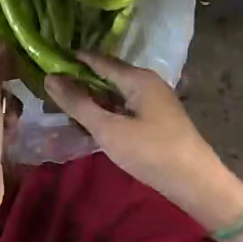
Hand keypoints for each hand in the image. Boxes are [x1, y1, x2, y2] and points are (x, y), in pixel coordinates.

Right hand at [46, 54, 242, 228]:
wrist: (194, 181)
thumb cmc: (150, 151)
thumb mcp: (108, 128)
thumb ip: (78, 103)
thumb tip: (50, 78)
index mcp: (138, 78)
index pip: (99, 60)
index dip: (74, 60)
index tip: (48, 59)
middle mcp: (147, 83)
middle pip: (108, 76)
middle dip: (81, 81)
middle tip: (50, 87)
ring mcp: (154, 102)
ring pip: (115, 94)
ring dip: (92, 100)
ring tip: (64, 106)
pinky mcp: (156, 121)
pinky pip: (124, 108)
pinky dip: (106, 113)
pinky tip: (91, 124)